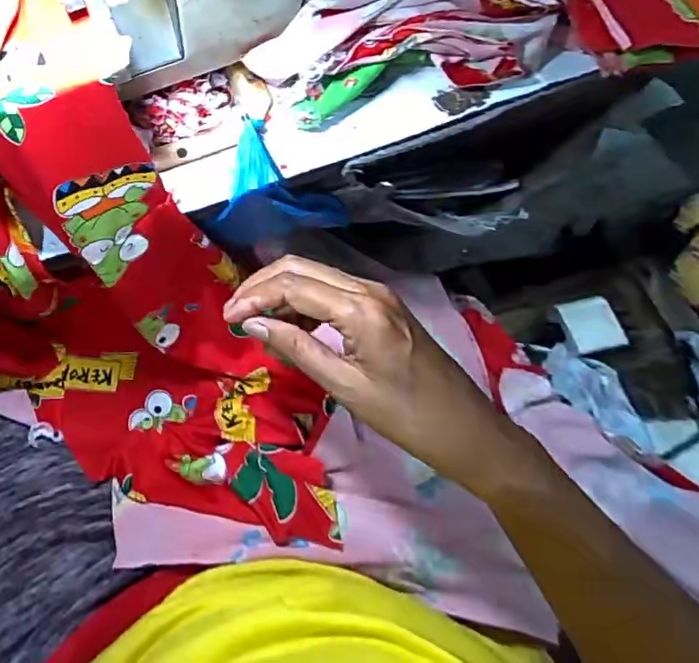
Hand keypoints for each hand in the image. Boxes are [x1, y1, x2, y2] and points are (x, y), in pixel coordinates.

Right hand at [221, 256, 539, 498]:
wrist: (471, 432)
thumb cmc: (408, 417)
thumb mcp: (345, 386)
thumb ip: (296, 348)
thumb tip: (252, 323)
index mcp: (361, 307)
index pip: (292, 284)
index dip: (253, 296)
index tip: (227, 318)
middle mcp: (367, 288)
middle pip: (298, 267)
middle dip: (260, 285)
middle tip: (234, 314)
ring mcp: (376, 294)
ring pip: (312, 275)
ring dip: (278, 292)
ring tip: (255, 322)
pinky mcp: (379, 305)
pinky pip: (329, 290)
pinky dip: (301, 301)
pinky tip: (287, 325)